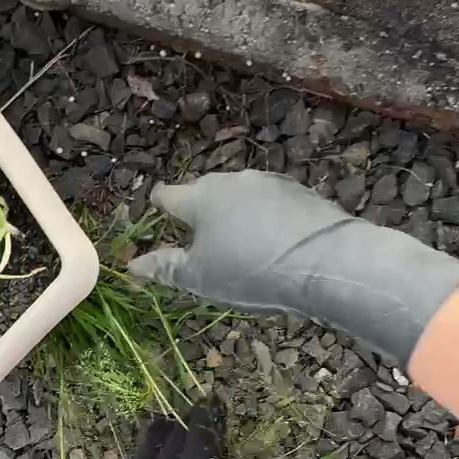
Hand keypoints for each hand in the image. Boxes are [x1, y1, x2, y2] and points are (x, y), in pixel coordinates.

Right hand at [129, 170, 458, 363]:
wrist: (325, 261)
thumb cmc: (249, 271)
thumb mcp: (200, 278)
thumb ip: (167, 268)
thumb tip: (134, 265)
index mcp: (200, 197)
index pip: (169, 195)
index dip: (161, 204)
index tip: (158, 208)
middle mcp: (232, 180)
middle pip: (207, 193)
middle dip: (201, 211)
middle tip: (202, 237)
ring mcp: (269, 183)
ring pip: (241, 197)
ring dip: (236, 215)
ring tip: (240, 243)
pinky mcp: (301, 192)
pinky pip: (271, 205)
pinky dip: (266, 220)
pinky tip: (273, 243)